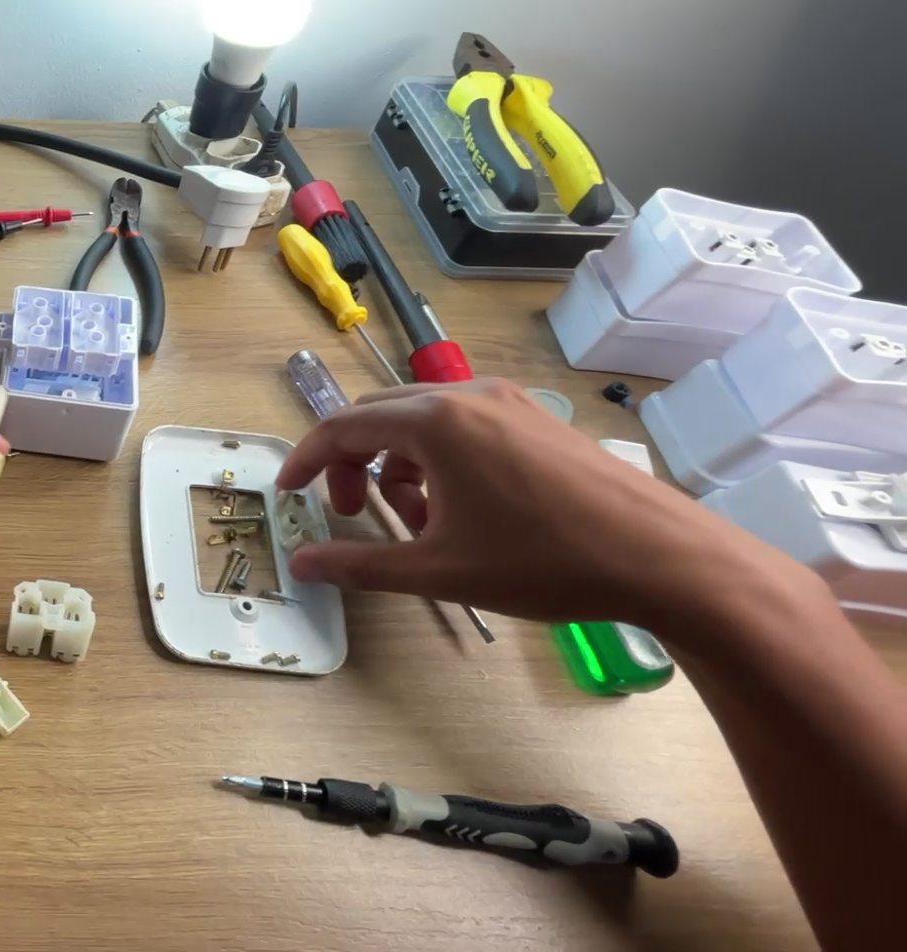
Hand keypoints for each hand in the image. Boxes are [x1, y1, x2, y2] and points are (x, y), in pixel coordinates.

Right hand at [273, 378, 816, 634]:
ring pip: (417, 420)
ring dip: (395, 465)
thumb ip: (357, 565)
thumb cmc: (546, 563)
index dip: (306, 459)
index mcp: (434, 423)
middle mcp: (465, 396)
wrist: (677, 564)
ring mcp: (506, 402)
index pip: (341, 428)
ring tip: (418, 521)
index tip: (289, 492)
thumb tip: (299, 566)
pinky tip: (460, 507)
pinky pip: (459, 424)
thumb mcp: (438, 570)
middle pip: (375, 416)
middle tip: (352, 513)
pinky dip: (436, 459)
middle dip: (350, 463)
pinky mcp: (535, 419)